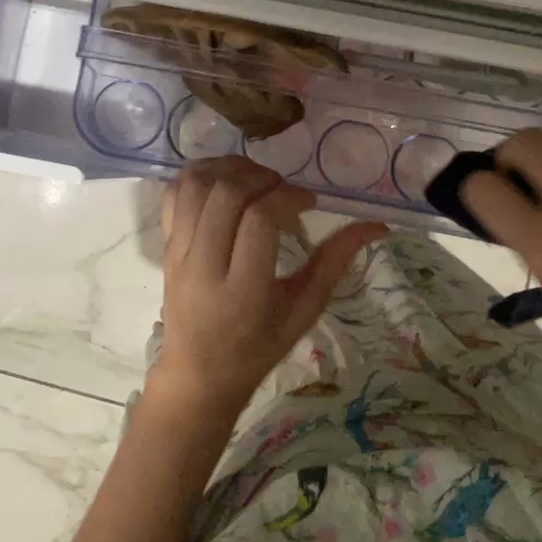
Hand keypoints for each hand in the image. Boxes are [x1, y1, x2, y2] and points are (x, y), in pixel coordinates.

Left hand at [152, 157, 386, 414]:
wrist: (198, 372)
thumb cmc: (258, 347)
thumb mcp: (303, 310)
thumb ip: (334, 262)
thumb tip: (375, 225)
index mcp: (243, 291)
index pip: (260, 220)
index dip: (287, 198)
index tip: (308, 201)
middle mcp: (205, 266)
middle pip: (226, 195)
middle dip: (260, 177)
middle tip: (283, 188)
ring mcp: (178, 253)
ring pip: (195, 186)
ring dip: (229, 168)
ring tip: (256, 178)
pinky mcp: (165, 244)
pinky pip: (175, 193)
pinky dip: (200, 174)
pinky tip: (225, 180)